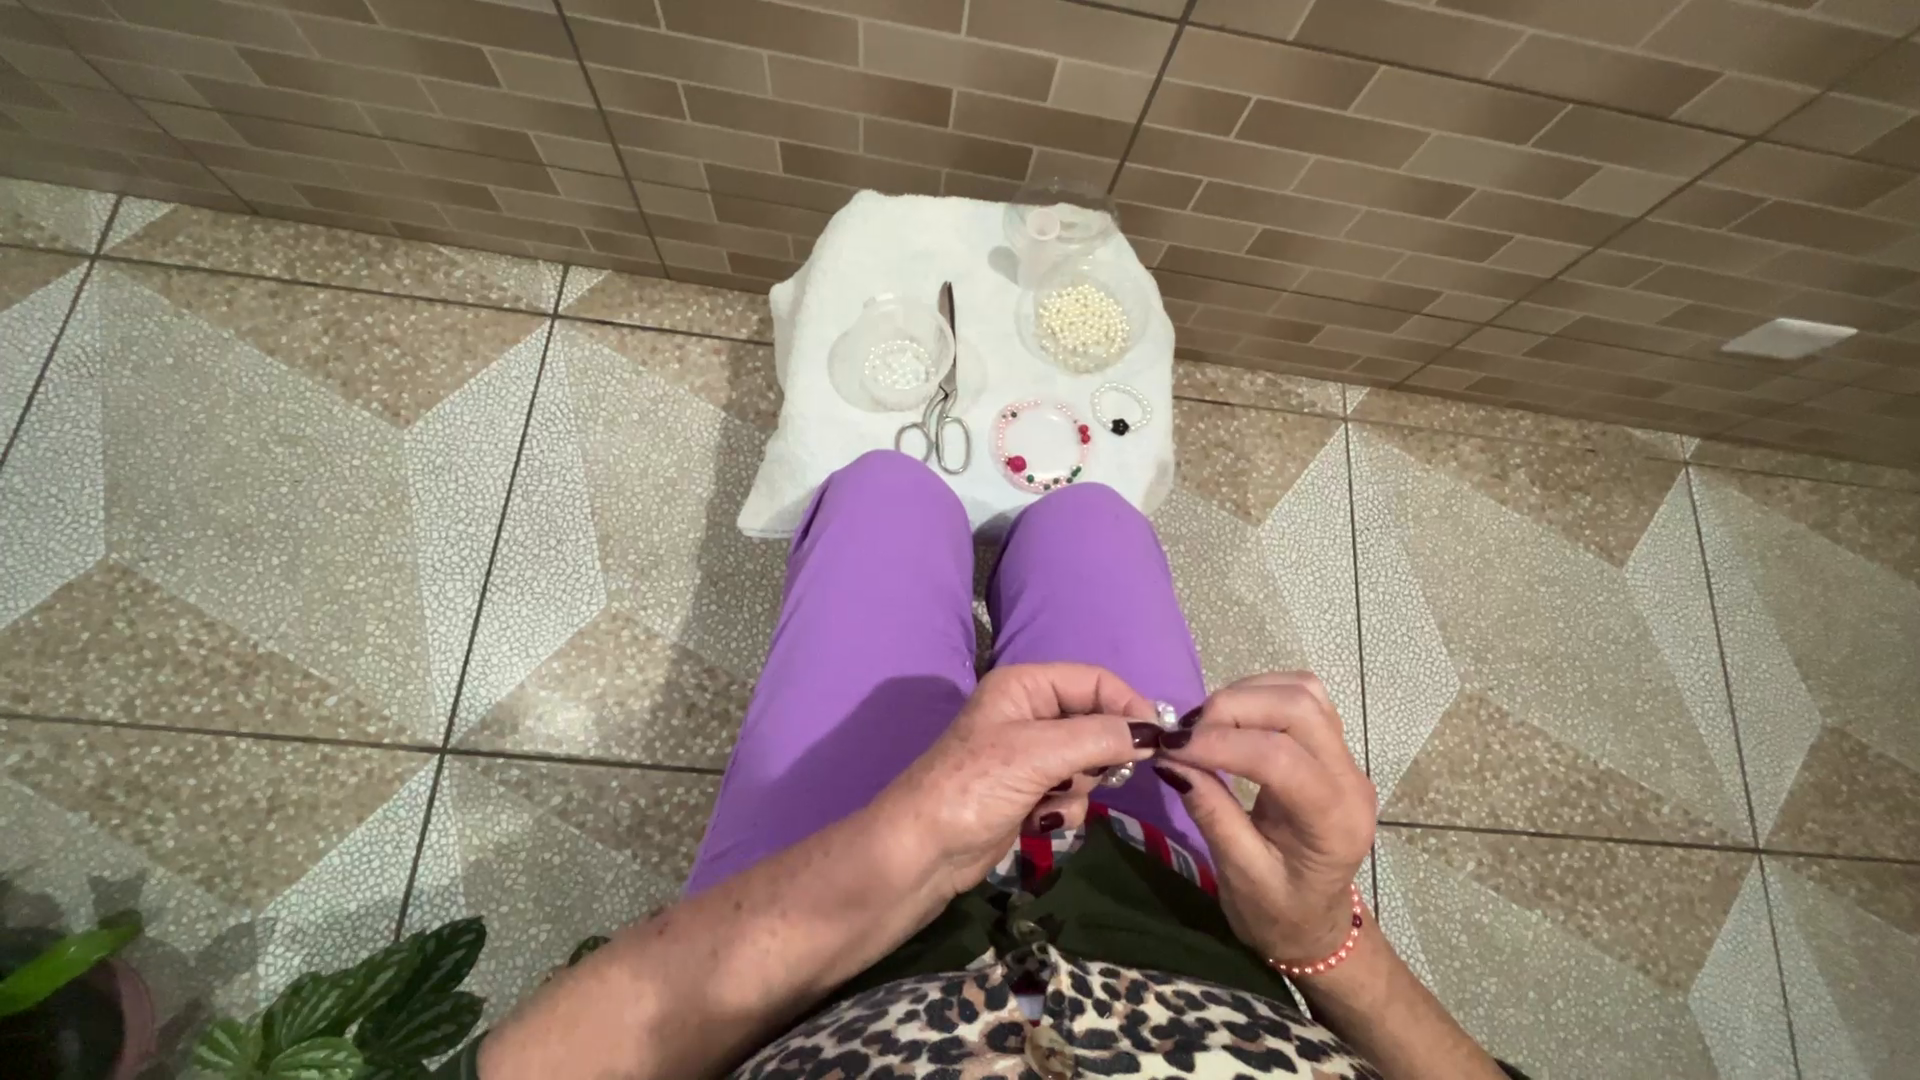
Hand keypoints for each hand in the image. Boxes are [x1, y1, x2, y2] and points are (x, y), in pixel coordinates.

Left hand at [870, 663, 1160, 896]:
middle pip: (1095, 722)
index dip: (1129, 706)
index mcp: (1025, 685)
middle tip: (1102, 776)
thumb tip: (1154, 732)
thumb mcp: (1040, 753)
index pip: (1095, 681)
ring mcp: (1028, 756)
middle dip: (1100, 754)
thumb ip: (1100, 737)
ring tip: (1051, 800)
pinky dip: (1064, 809)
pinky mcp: (1029, 793)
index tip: (1161, 740)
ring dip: (1079, 786)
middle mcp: (1028, 713)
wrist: (924, 852)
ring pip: (1088, 762)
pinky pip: (1071, 793)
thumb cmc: (976, 788)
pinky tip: (1039, 822)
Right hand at [1152, 673, 1375, 965]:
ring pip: (1301, 691)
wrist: (1316, 924)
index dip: (1219, 743)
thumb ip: (1210, 812)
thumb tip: (1171, 759)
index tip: (1170, 748)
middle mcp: (1350, 780)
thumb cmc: (1279, 911)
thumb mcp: (1239, 874)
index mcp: (1333, 822)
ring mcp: (1346, 757)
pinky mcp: (1332, 745)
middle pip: (1298, 707)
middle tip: (1185, 733)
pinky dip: (1257, 693)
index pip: (1279, 758)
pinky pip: (1301, 694)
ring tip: (1203, 725)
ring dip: (1244, 695)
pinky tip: (1228, 719)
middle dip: (1231, 707)